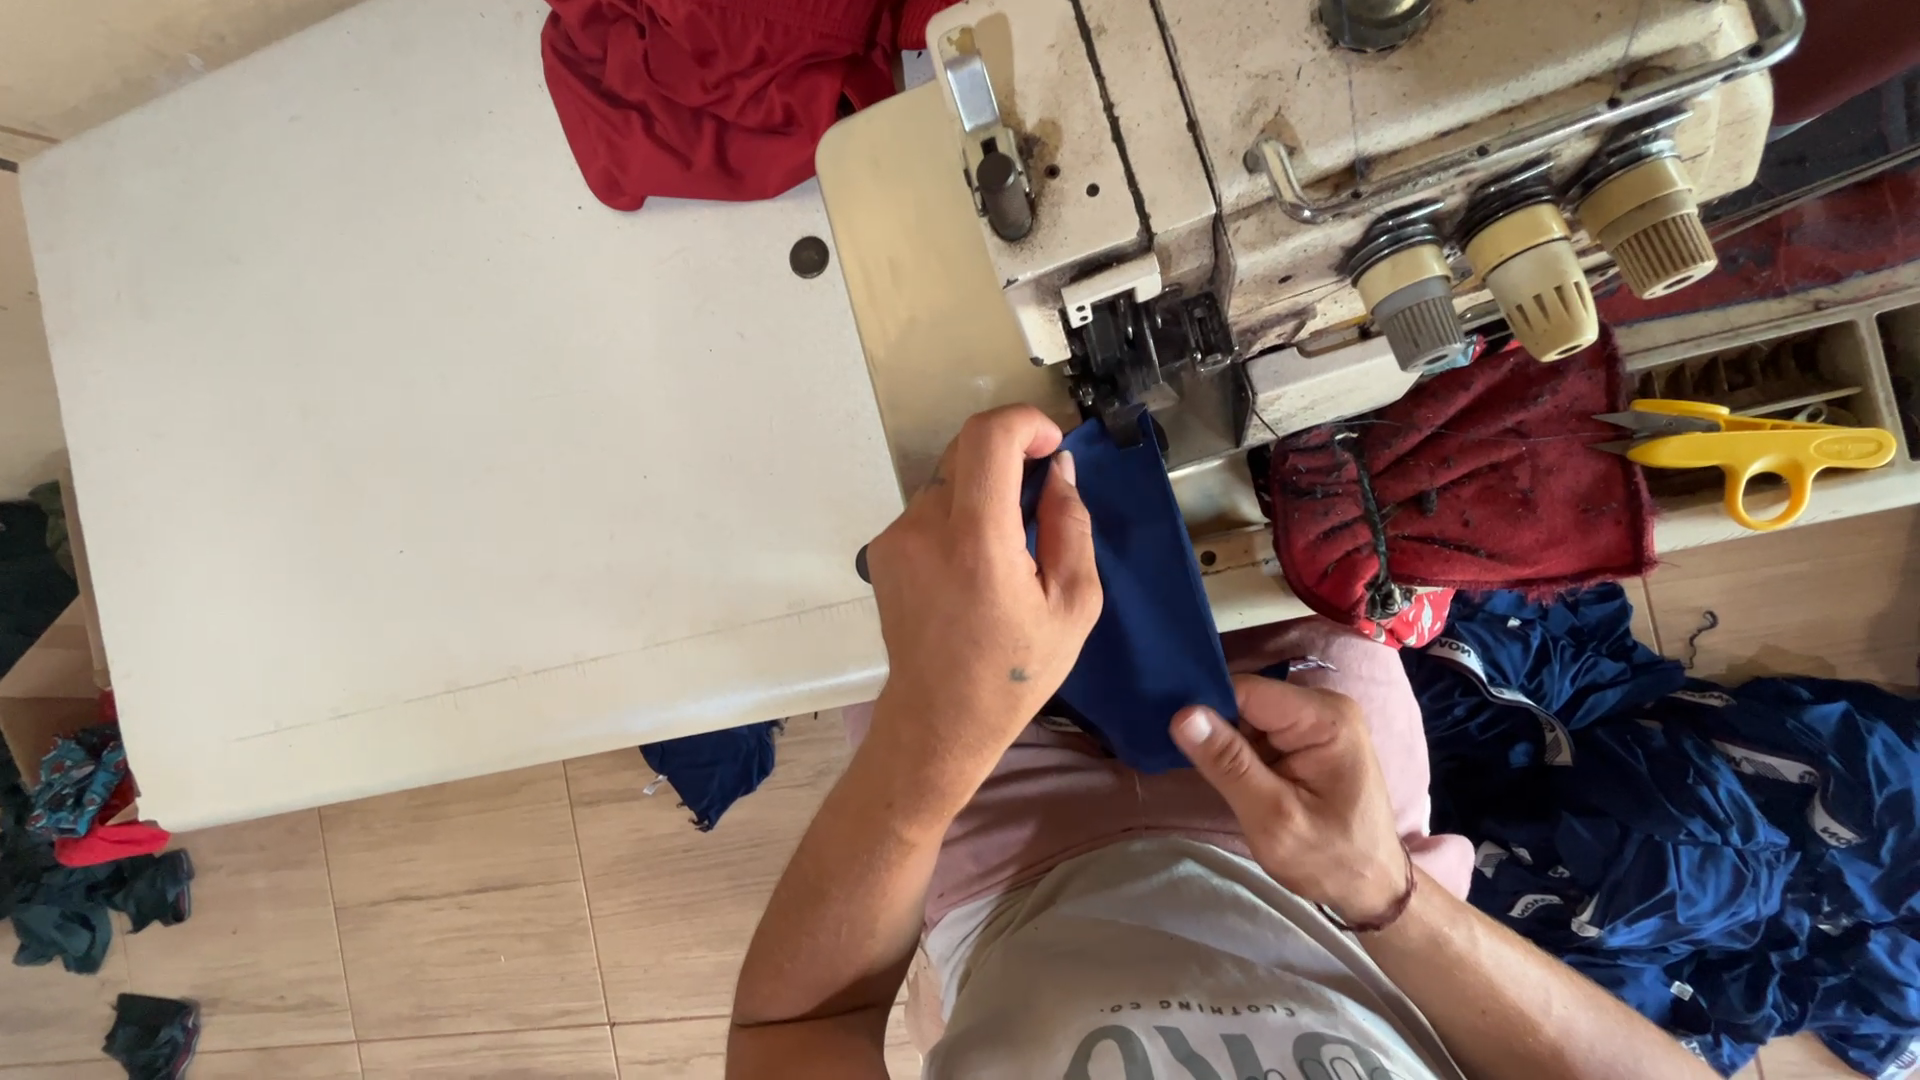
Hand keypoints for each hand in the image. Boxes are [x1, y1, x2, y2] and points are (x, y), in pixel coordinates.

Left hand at [864, 405, 1102, 794]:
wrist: (938, 719)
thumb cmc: (1014, 672)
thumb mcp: (1073, 606)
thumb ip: (1071, 527)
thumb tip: (1060, 472)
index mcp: (977, 542)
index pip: (988, 438)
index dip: (1025, 423)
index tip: (1050, 446)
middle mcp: (924, 528)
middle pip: (966, 449)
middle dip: (1009, 457)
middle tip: (1038, 500)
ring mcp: (895, 538)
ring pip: (948, 479)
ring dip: (983, 493)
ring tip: (1005, 550)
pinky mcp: (882, 550)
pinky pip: (928, 508)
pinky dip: (957, 515)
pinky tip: (971, 566)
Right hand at [1170, 675, 1407, 924]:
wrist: (1372, 891)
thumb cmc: (1330, 860)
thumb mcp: (1272, 819)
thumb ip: (1228, 763)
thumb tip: (1182, 714)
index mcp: (1325, 718)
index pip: (1244, 690)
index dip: (1204, 707)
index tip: (1170, 733)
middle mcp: (1321, 707)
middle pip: (1243, 698)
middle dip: (1213, 727)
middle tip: (1185, 760)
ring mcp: (1313, 720)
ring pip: (1243, 713)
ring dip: (1221, 741)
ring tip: (1206, 771)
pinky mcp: (1302, 736)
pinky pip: (1253, 728)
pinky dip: (1233, 749)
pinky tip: (1225, 772)